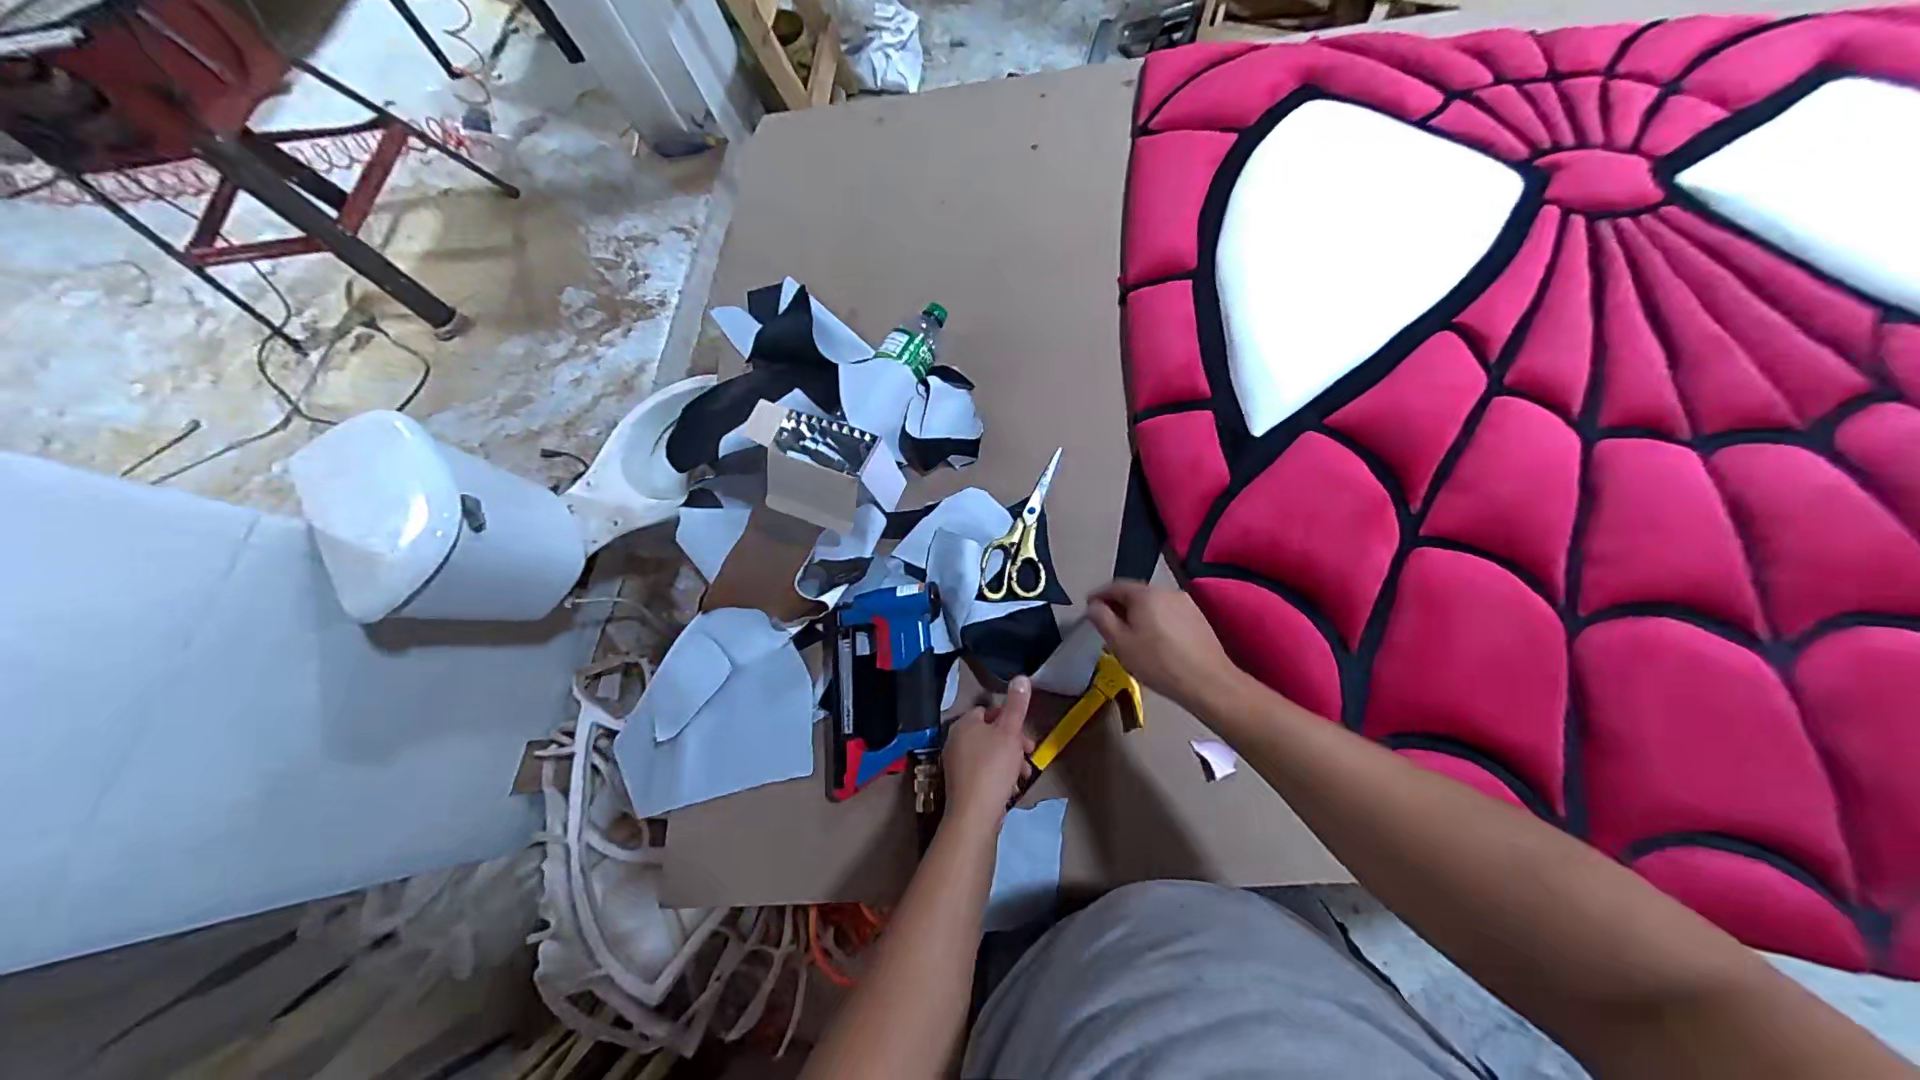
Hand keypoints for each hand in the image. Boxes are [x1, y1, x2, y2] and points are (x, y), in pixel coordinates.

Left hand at [942, 676, 1034, 823]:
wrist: (974, 813)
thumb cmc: (993, 766)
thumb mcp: (1010, 732)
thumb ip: (1017, 705)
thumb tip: (1021, 677)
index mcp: (964, 724)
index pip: (988, 711)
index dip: (1010, 720)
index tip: (1025, 735)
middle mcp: (955, 740)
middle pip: (990, 733)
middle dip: (1013, 743)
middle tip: (1028, 755)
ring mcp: (956, 764)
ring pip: (990, 754)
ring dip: (1010, 762)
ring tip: (1022, 776)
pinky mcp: (961, 785)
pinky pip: (984, 772)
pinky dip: (998, 776)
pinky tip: (1010, 789)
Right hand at [1087, 580, 1247, 712]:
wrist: (1207, 682)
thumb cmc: (1158, 663)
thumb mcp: (1119, 643)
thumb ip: (1102, 619)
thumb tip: (1093, 606)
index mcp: (1145, 594)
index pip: (1114, 586)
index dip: (1098, 596)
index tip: (1089, 607)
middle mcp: (1166, 591)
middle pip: (1135, 594)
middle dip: (1118, 606)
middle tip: (1107, 624)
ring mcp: (1185, 603)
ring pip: (1153, 604)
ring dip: (1138, 614)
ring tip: (1130, 635)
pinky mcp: (1198, 618)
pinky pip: (1168, 613)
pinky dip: (1155, 621)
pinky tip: (1154, 641)